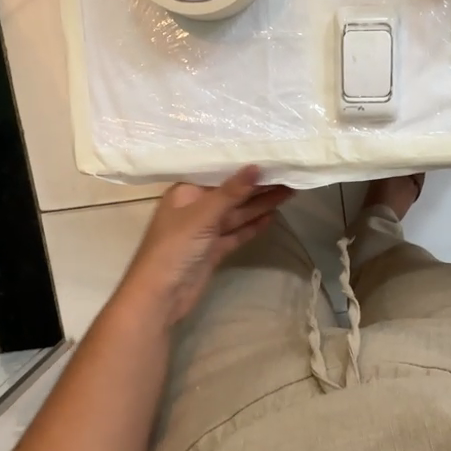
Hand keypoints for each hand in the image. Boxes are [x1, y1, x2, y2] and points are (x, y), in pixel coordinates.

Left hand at [116, 166, 294, 325]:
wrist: (161, 295)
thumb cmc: (175, 247)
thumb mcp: (203, 215)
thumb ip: (231, 192)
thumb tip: (256, 165)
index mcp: (186, 193)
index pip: (218, 173)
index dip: (243, 166)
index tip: (270, 155)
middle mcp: (195, 208)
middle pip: (231, 193)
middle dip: (257, 186)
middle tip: (288, 173)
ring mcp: (205, 231)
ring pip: (236, 214)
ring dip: (260, 204)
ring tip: (289, 191)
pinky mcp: (213, 250)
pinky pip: (236, 233)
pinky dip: (252, 226)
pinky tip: (272, 216)